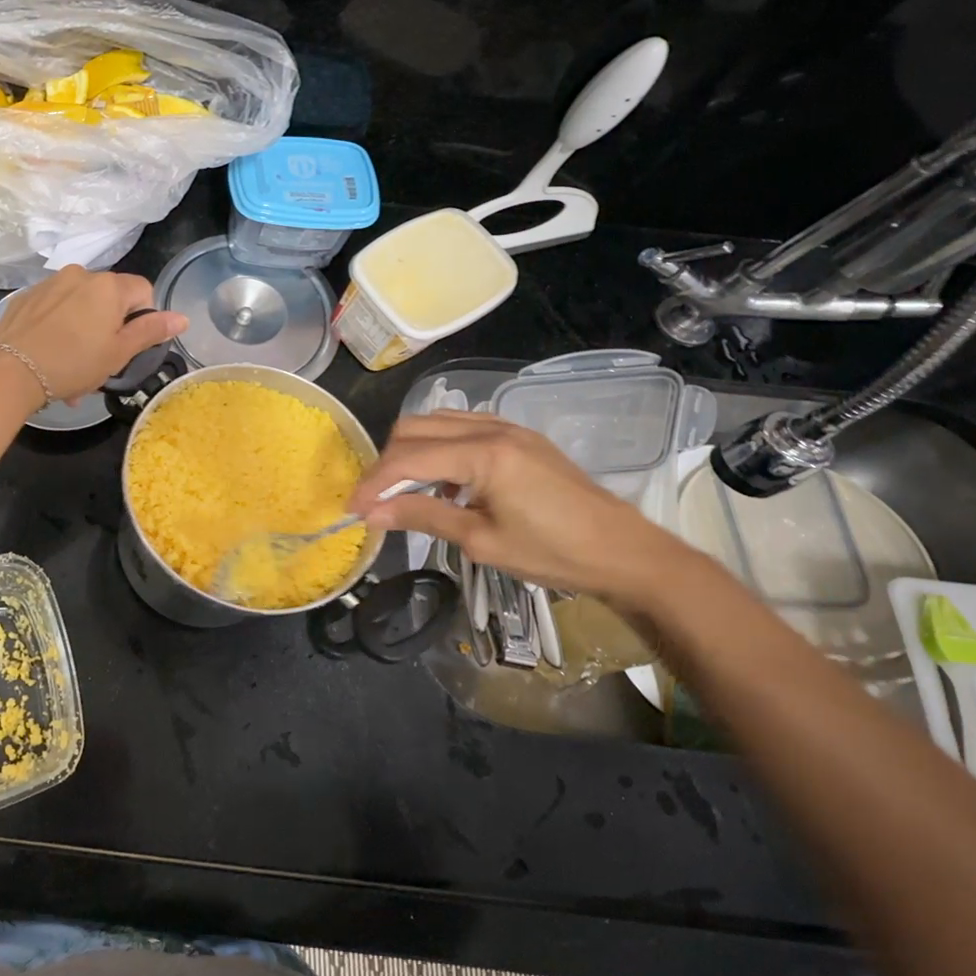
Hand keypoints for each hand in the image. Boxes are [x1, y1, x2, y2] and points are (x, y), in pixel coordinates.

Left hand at [0, 266, 186, 402]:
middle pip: (107, 300)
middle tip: (98, 367)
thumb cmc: (72, 364)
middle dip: (107, 330)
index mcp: (108, 286)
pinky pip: (52, 312)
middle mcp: (79, 275)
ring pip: (78, 307)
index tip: (127, 347)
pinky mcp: (24, 298)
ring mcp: (48, 284)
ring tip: (70, 372)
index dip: (142, 320)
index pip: (143, 292)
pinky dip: (56, 331)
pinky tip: (48, 359)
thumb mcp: (118, 353)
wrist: (10, 371)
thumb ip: (151, 332)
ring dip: (81, 334)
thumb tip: (181, 317)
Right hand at [350, 411, 694, 601]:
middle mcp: (494, 429)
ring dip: (410, 452)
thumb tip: (371, 514)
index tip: (352, 510)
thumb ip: (423, 517)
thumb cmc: (553, 552)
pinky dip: (438, 450)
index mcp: (485, 454)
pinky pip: (462, 430)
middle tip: (374, 501)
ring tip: (402, 492)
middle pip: (416, 428)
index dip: (374, 483)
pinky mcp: (520, 439)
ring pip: (436, 423)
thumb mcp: (480, 541)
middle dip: (386, 463)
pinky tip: (443, 486)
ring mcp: (509, 430)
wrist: (624, 552)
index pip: (409, 459)